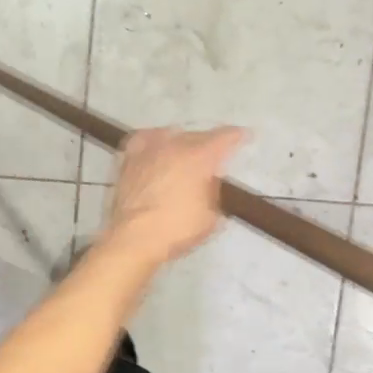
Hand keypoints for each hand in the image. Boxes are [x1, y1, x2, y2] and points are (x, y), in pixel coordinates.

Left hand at [101, 126, 246, 266]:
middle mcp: (174, 145)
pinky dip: (152, 141)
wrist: (134, 237)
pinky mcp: (128, 160)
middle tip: (213, 154)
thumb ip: (212, 190)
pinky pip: (142, 140)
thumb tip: (207, 180)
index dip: (237, 136)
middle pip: (196, 135)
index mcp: (199, 157)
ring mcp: (148, 150)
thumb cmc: (177, 229)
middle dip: (208, 142)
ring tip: (185, 151)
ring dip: (181, 141)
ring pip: (170, 135)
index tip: (244, 136)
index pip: (224, 138)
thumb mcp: (210, 214)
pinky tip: (155, 147)